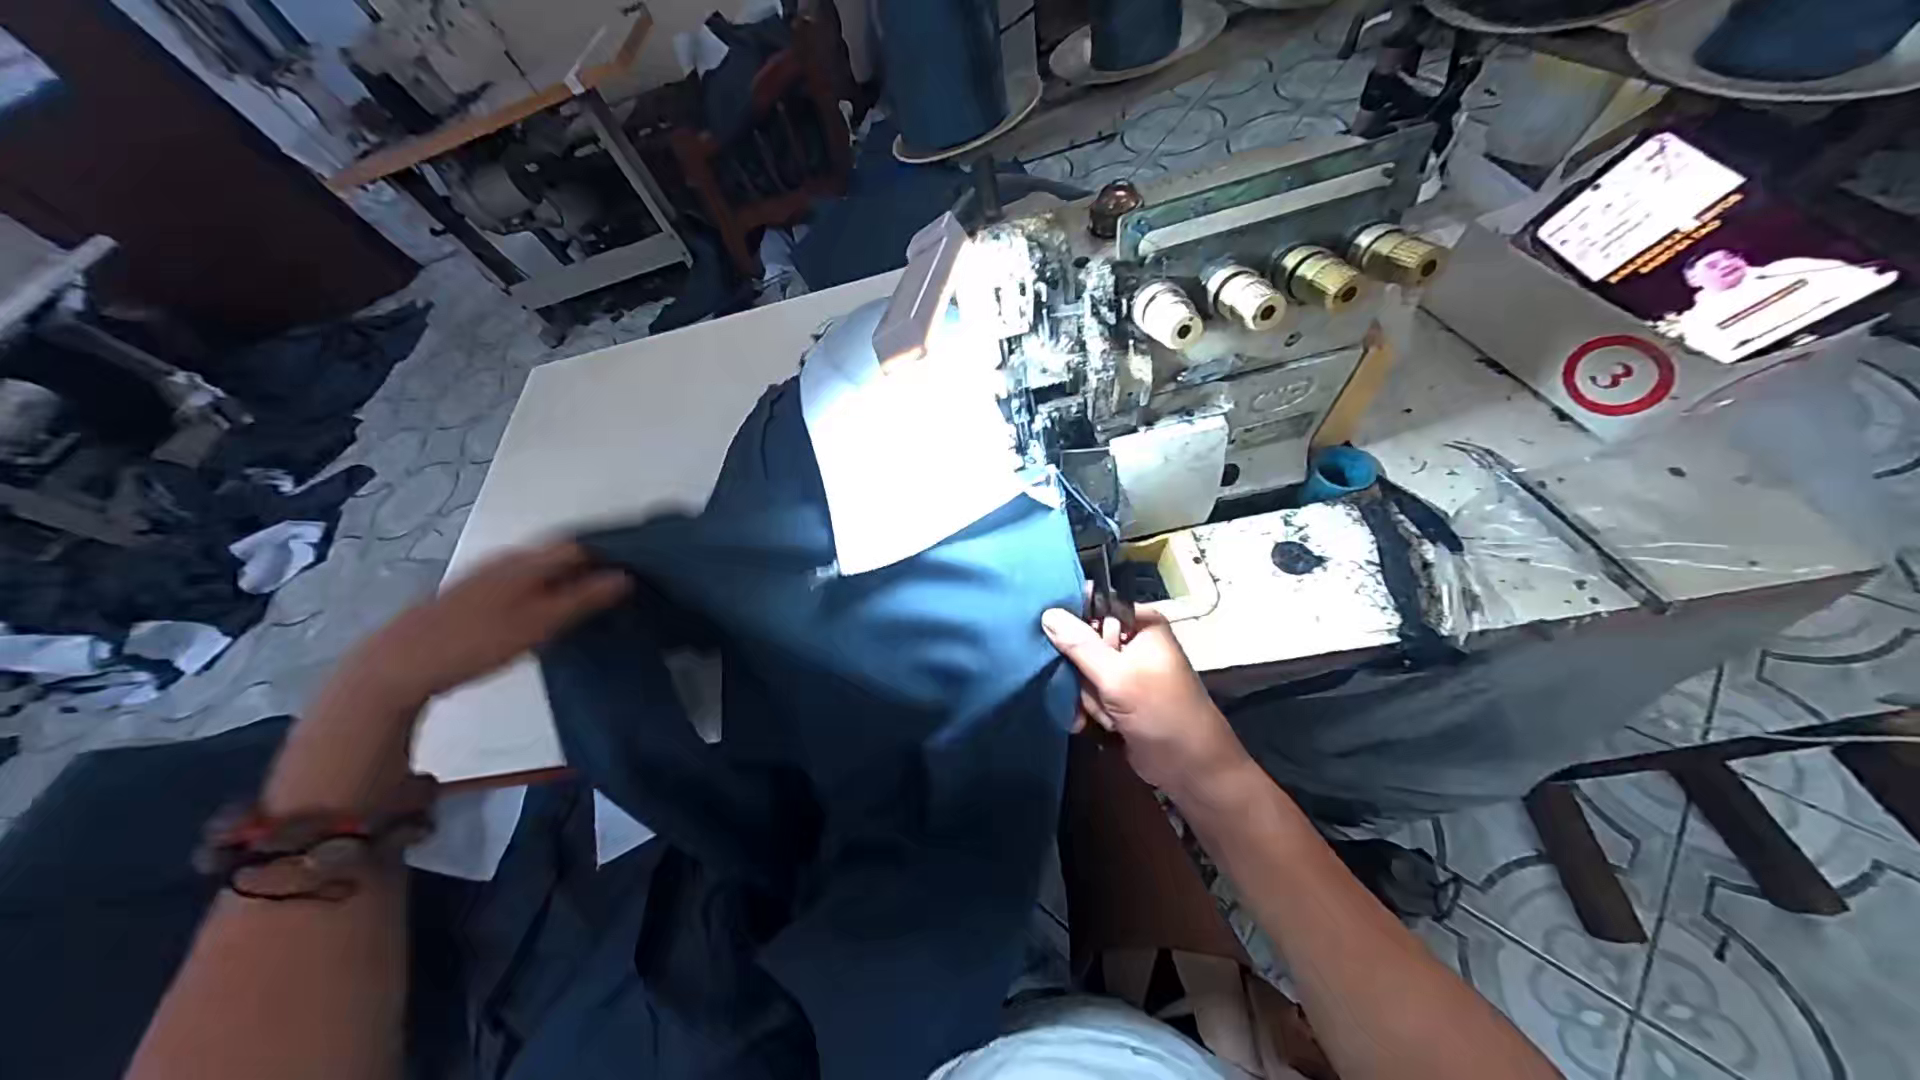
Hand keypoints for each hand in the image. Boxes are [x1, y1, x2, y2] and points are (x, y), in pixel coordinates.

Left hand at [343, 542, 632, 705]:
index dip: (610, 556)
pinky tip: (545, 614)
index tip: (635, 576)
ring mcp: (485, 575)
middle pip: (559, 554)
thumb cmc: (474, 643)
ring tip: (587, 605)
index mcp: (528, 561)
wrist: (396, 666)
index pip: (581, 545)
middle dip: (589, 567)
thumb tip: (625, 577)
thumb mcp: (539, 624)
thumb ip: (584, 599)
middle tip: (617, 593)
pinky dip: (542, 590)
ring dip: (565, 580)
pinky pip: (521, 582)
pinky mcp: (470, 595)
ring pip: (539, 568)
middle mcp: (507, 560)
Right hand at [1040, 607, 1254, 799]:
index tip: (1056, 641)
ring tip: (1108, 716)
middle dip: (1081, 673)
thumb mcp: (1118, 676)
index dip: (1072, 623)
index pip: (1093, 606)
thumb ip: (1080, 645)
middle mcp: (1131, 641)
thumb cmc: (1162, 713)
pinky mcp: (1116, 696)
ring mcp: (1123, 670)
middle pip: (1081, 641)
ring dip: (1087, 697)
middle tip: (1095, 692)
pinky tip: (1093, 725)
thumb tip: (1048, 614)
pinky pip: (1086, 692)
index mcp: (1140, 623)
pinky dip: (1088, 710)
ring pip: (1079, 671)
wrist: (1190, 769)